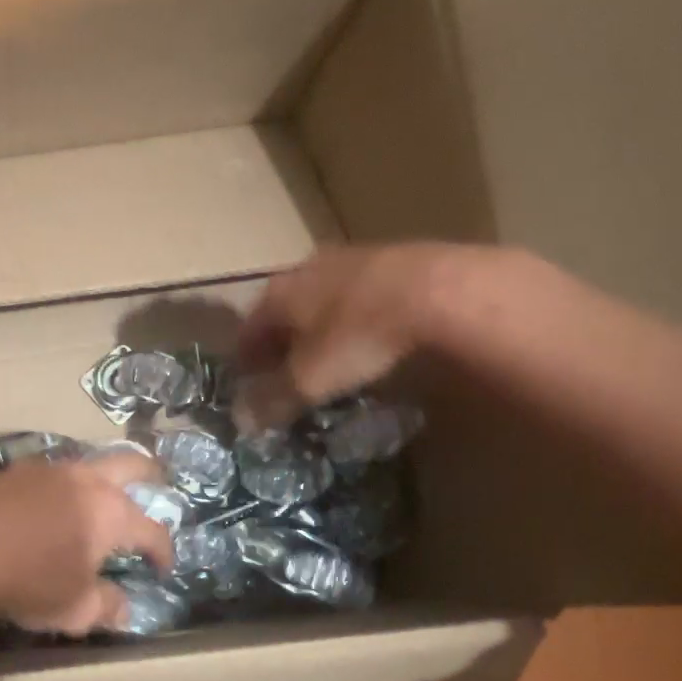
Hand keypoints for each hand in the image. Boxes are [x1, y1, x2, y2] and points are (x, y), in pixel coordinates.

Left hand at [0, 454, 173, 634]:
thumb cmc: (27, 581)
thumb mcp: (74, 609)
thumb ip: (106, 607)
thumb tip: (124, 608)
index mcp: (111, 513)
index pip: (152, 530)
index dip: (163, 551)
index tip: (163, 569)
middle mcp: (86, 481)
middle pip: (131, 464)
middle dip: (150, 475)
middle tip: (157, 484)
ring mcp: (48, 470)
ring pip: (88, 463)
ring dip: (102, 477)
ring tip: (100, 496)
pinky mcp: (13, 472)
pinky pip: (51, 472)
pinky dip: (62, 486)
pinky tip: (51, 503)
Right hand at [234, 243, 528, 429]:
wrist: (439, 290)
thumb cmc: (357, 336)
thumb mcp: (309, 380)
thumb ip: (273, 400)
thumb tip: (242, 421)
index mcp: (278, 293)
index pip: (247, 329)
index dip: (245, 360)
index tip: (248, 385)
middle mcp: (306, 269)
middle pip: (285, 311)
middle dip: (283, 343)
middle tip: (289, 374)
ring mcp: (352, 259)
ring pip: (323, 300)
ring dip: (320, 328)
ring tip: (330, 359)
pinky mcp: (394, 259)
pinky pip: (360, 296)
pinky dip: (355, 319)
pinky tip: (370, 339)